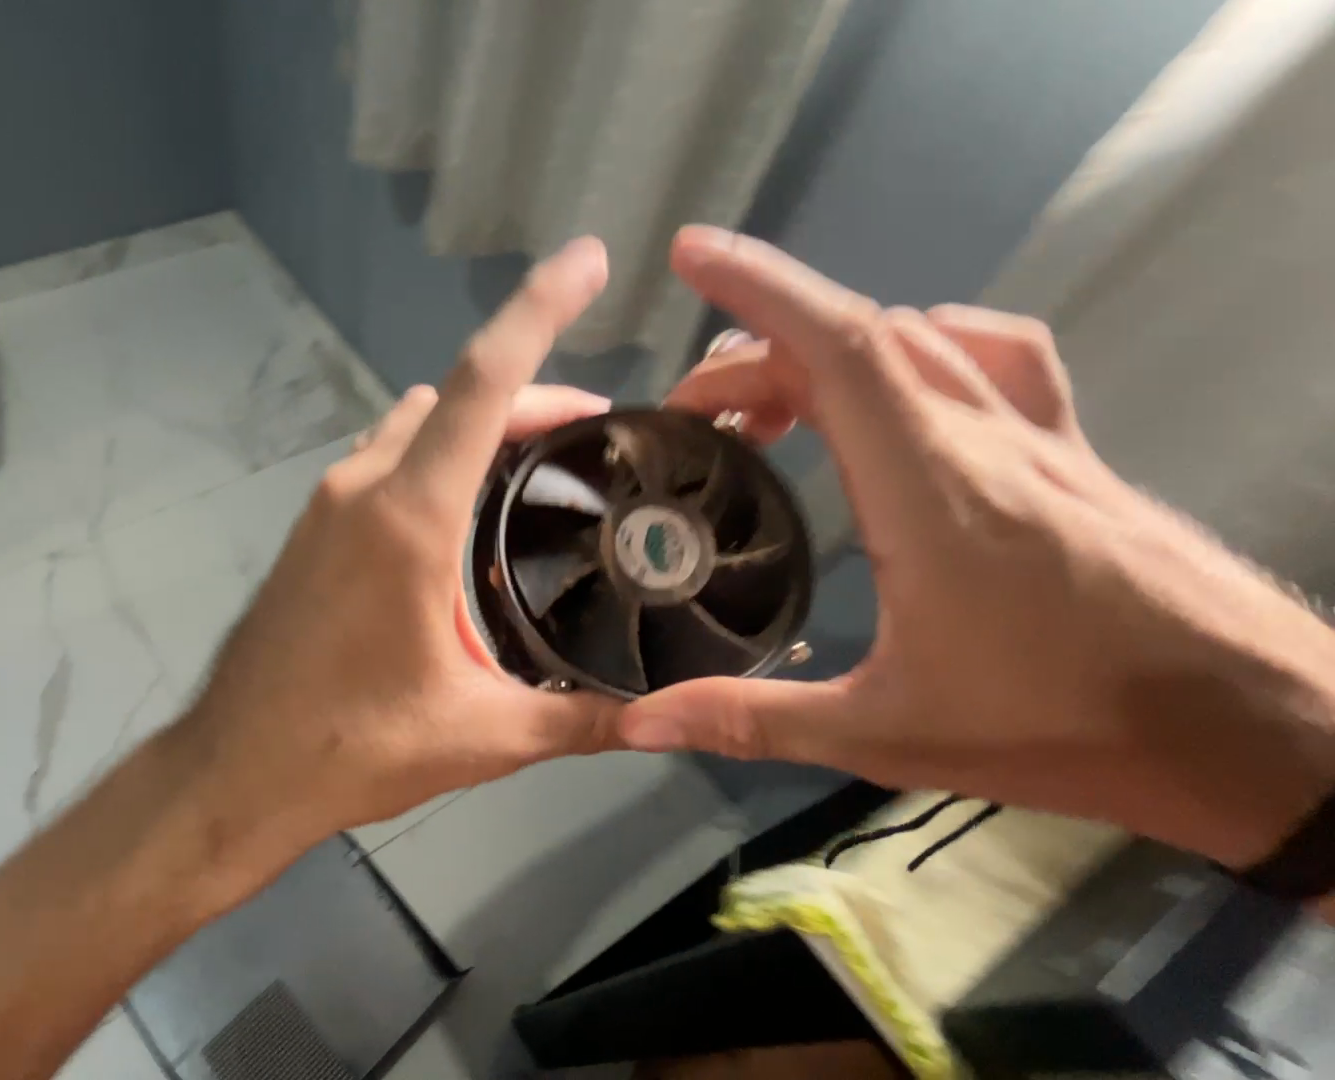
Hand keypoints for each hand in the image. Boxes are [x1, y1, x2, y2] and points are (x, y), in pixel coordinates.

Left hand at [174, 237, 623, 848]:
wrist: (236, 767)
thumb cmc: (352, 745)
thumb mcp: (482, 734)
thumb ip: (581, 718)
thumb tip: (665, 717)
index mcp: (410, 517)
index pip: (482, 382)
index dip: (539, 309)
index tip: (587, 260)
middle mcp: (364, 488)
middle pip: (453, 397)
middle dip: (529, 391)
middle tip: (596, 427)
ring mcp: (327, 505)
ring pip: (411, 424)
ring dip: (472, 423)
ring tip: (535, 464)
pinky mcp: (311, 530)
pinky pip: (382, 460)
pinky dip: (431, 455)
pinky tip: (463, 510)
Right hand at [620, 226, 1334, 869]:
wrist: (1268, 735)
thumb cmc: (1067, 727)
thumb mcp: (884, 733)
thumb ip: (751, 720)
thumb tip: (639, 725)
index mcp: (930, 487)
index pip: (838, 347)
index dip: (759, 287)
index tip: (693, 255)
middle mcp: (982, 438)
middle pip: (856, 341)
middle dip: (754, 355)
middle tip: (690, 413)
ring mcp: (1038, 436)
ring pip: (917, 341)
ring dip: (823, 349)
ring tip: (764, 404)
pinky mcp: (1071, 453)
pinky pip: (994, 357)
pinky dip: (922, 344)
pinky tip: (897, 381)